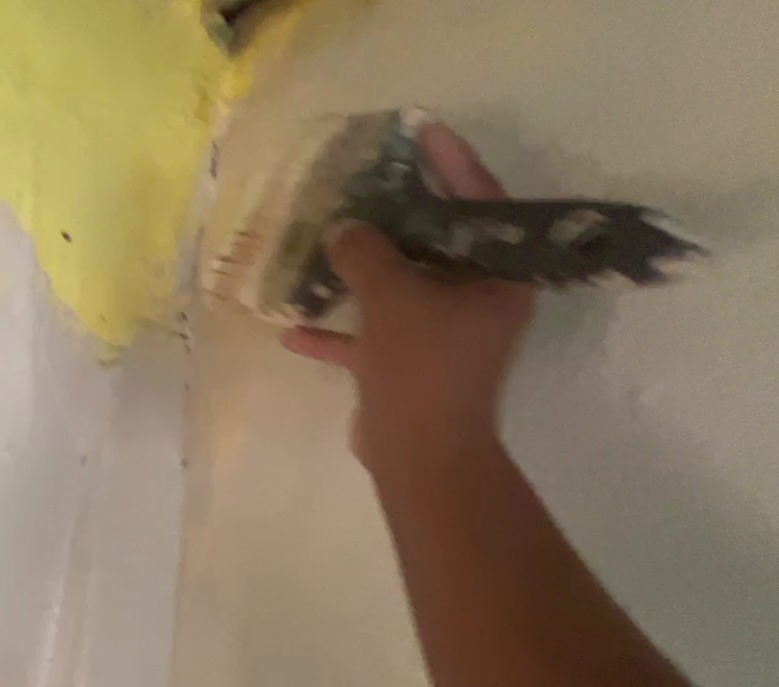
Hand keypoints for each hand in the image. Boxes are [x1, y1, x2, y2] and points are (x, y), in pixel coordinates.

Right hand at [281, 122, 537, 463]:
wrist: (417, 449)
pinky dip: (335, 332)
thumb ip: (367, 256)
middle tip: (362, 190)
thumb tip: (344, 228)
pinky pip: (367, 337)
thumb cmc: (422, 365)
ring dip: (356, 277)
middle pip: (433, 246)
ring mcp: (440, 334)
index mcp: (498, 275)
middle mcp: (476, 298)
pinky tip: (292, 328)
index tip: (421, 133)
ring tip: (322, 251)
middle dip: (392, 222)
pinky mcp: (404, 364)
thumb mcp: (393, 300)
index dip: (451, 166)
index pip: (480, 203)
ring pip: (396, 290)